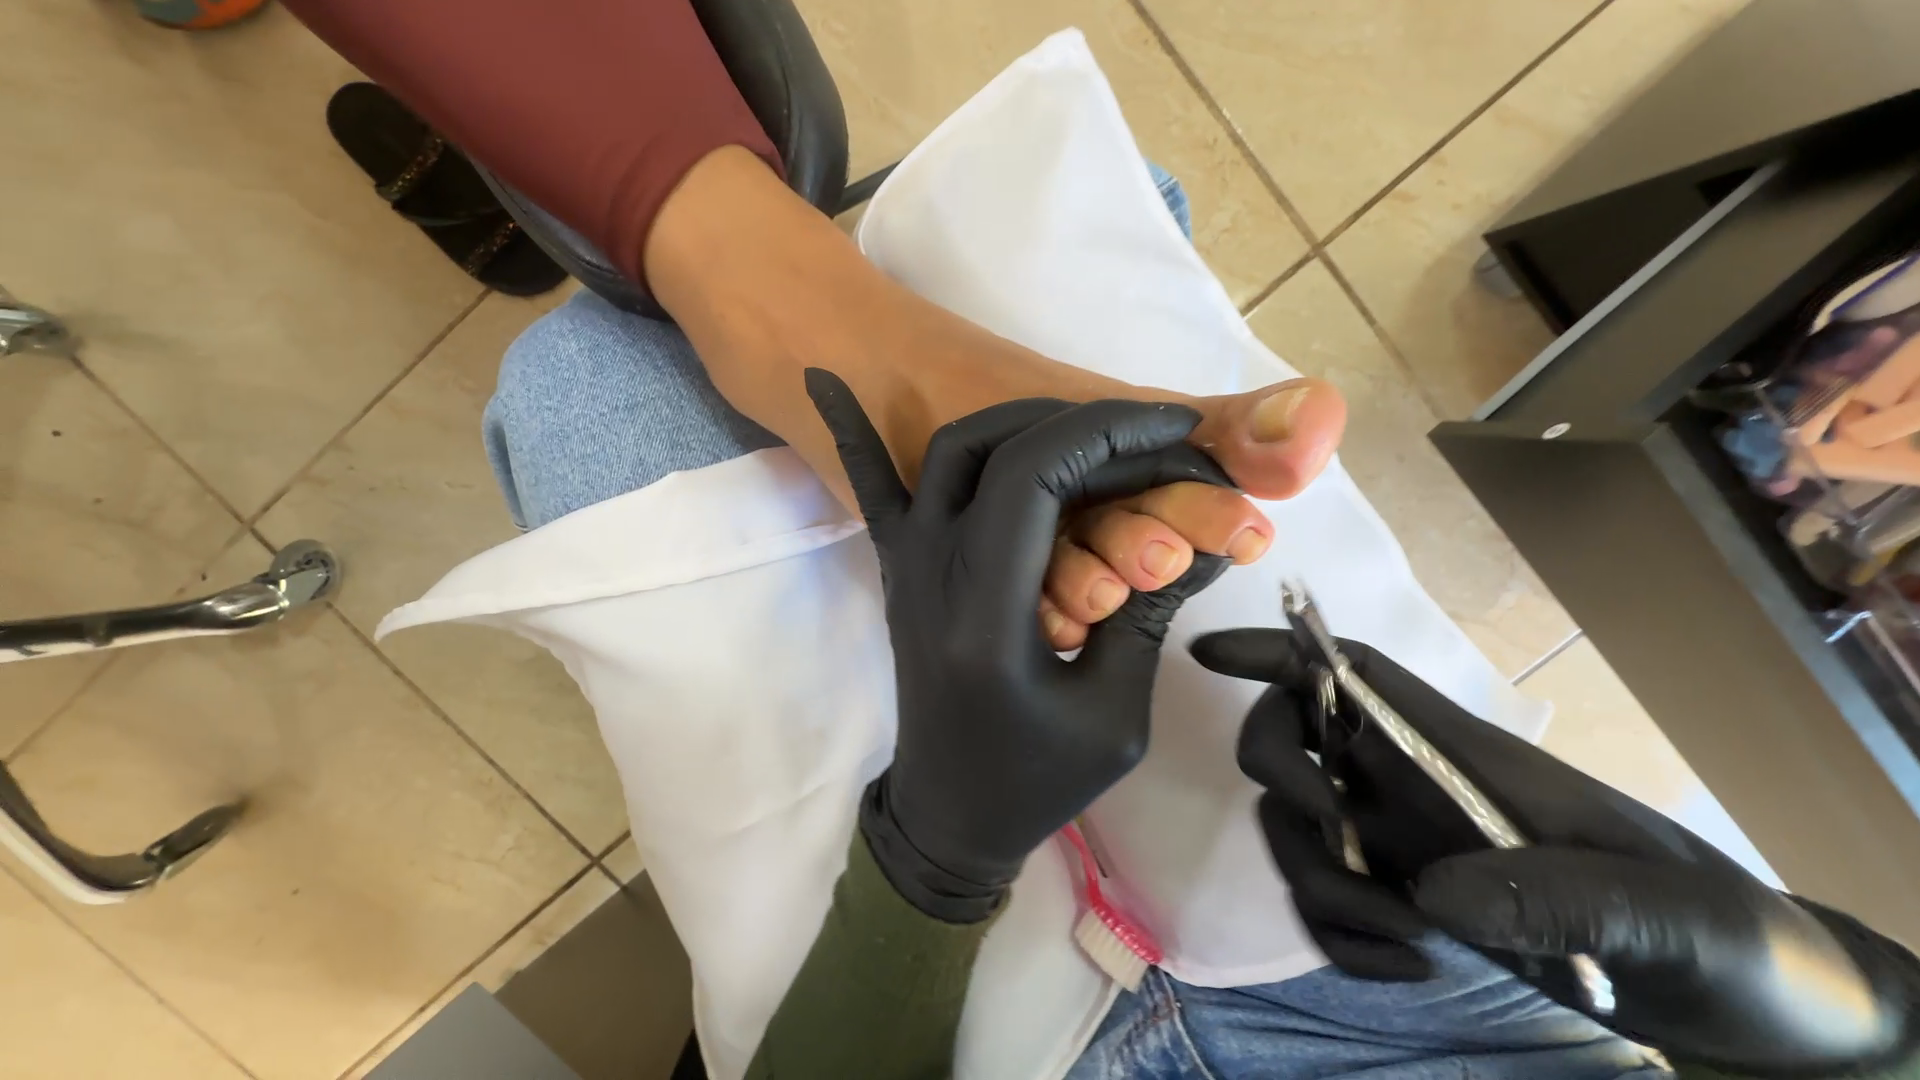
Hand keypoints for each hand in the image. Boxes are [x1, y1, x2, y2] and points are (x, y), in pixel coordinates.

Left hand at [807, 369, 1228, 922]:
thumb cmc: (1037, 780)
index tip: (1177, 431)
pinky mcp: (899, 570)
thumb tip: (1207, 532)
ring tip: (1091, 432)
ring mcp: (907, 565)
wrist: (948, 815)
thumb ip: (1151, 612)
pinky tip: (826, 376)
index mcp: (986, 614)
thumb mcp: (1115, 713)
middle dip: (1083, 425)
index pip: (1036, 476)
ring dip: (1022, 422)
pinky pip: (870, 488)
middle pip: (994, 448)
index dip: (1108, 435)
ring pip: (949, 454)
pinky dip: (851, 428)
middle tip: (1153, 436)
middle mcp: (933, 573)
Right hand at [1190, 629, 1918, 1077]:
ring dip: (1330, 892)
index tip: (1208, 653)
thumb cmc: (1710, 930)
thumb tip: (1429, 889)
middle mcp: (1404, 782)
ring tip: (1417, 942)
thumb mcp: (1663, 914)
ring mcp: (1391, 841)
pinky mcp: (1390, 899)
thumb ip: (1558, 893)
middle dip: (1287, 781)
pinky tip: (1409, 967)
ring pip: (1292, 833)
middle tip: (1341, 837)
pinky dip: (1343, 942)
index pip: (1350, 672)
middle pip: (1289, 741)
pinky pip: (1317, 904)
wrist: (1733, 1002)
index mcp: (1455, 750)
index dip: (1278, 651)